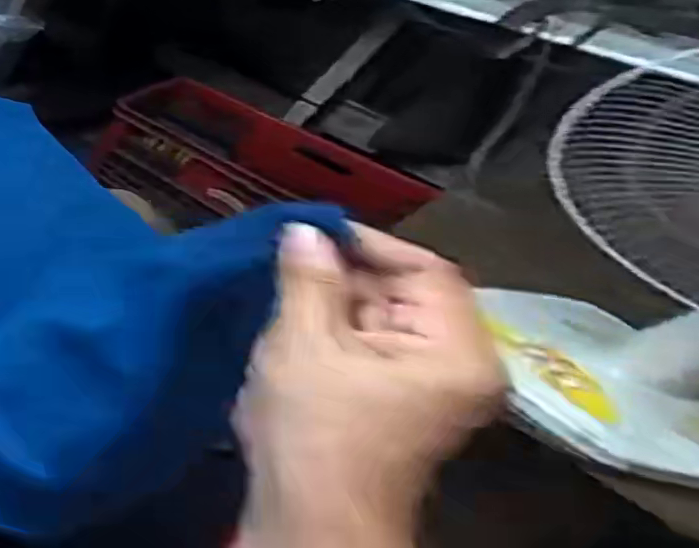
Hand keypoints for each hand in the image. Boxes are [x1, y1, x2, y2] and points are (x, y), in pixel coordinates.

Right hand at [236, 224, 505, 547]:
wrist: (308, 499)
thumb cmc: (314, 419)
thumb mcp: (302, 338)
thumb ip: (307, 278)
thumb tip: (303, 228)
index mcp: (453, 353)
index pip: (426, 271)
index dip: (366, 242)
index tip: (304, 226)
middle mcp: (451, 362)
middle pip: (401, 288)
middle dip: (339, 264)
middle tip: (277, 246)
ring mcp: (419, 376)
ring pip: (375, 306)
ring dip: (325, 287)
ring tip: (273, 271)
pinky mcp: (386, 385)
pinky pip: (360, 330)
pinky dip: (323, 312)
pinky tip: (283, 301)